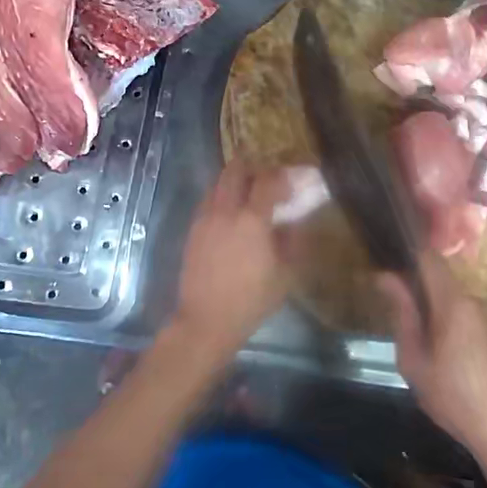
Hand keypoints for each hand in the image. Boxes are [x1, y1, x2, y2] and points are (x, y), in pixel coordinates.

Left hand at [168, 165, 292, 358]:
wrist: (207, 319)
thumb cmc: (251, 300)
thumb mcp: (284, 274)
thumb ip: (291, 240)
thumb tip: (294, 219)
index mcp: (252, 220)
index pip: (267, 181)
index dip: (282, 176)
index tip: (293, 181)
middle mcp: (225, 211)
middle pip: (234, 171)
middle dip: (252, 168)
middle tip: (267, 179)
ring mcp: (204, 219)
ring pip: (217, 184)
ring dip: (234, 181)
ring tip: (248, 194)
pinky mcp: (192, 230)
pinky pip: (207, 201)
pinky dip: (220, 197)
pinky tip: (231, 214)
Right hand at [382, 257, 486, 459]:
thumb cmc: (452, 396)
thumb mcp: (414, 358)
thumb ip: (402, 314)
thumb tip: (386, 277)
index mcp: (453, 304)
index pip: (429, 258)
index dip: (406, 251)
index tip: (384, 254)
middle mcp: (474, 303)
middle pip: (440, 276)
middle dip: (413, 278)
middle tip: (385, 291)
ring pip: (451, 294)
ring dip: (428, 298)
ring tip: (403, 314)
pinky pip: (462, 311)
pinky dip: (443, 313)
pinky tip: (429, 335)